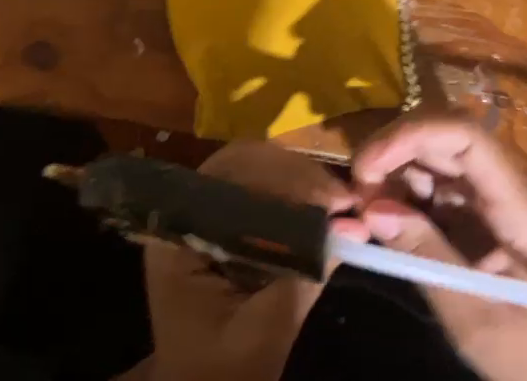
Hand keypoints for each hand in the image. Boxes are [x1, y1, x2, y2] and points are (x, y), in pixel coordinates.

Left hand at [137, 143, 354, 380]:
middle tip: (342, 198)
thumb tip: (349, 228)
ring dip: (299, 182)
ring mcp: (200, 215)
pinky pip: (258, 194)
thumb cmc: (222, 371)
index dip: (281, 177)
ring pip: (253, 173)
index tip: (328, 196)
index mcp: (177, 237)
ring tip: (340, 204)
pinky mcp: (220, 225)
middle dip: (296, 175)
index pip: (227, 178)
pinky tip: (324, 211)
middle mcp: (182, 214)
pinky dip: (294, 196)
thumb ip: (302, 279)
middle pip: (240, 166)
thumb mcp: (264, 333)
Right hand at [349, 116, 526, 380]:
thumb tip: (372, 209)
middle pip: (442, 137)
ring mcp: (485, 199)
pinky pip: (426, 188)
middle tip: (355, 198)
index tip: (367, 167)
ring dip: (387, 176)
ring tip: (359, 218)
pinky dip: (393, 199)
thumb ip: (428, 260)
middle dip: (390, 153)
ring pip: (428, 158)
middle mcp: (502, 187)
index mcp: (520, 205)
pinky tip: (371, 225)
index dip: (413, 134)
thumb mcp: (479, 318)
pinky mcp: (470, 215)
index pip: (468, 137)